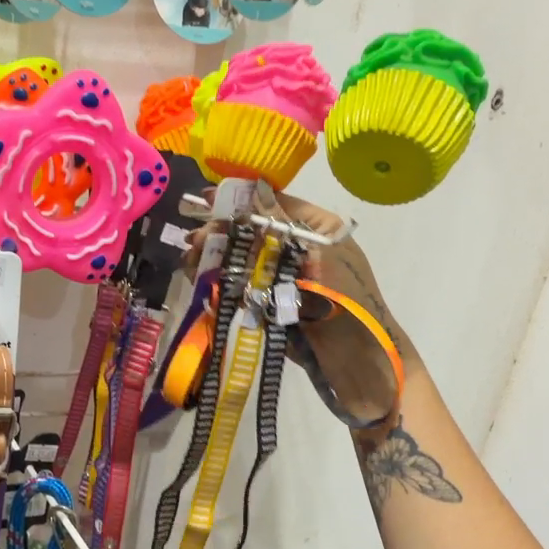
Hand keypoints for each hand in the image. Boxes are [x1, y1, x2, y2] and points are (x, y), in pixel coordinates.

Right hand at [184, 187, 414, 427]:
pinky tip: (200, 282)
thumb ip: (282, 225)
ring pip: (240, 261)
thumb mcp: (317, 253)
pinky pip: (239, 290)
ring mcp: (281, 279)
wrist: (357, 359)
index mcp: (318, 229)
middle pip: (251, 233)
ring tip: (191, 260)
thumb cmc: (347, 299)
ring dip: (214, 259)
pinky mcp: (268, 306)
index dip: (241, 201)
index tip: (208, 201)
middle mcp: (297, 249)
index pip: (275, 204)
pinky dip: (219, 285)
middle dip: (221, 234)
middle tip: (194, 240)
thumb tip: (255, 189)